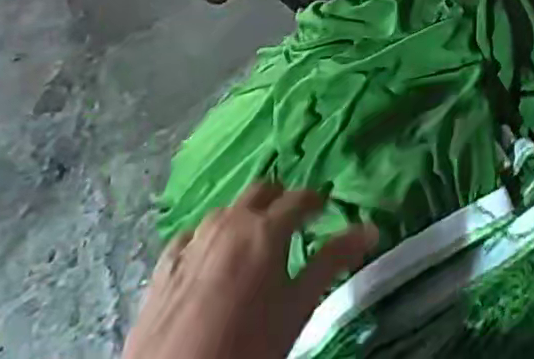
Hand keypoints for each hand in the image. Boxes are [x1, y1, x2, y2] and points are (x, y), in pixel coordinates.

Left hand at [122, 183, 376, 358]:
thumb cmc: (246, 346)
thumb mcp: (296, 308)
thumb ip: (332, 262)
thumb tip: (370, 229)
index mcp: (265, 228)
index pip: (300, 197)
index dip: (316, 201)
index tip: (325, 211)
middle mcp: (228, 224)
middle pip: (261, 190)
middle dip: (280, 199)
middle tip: (294, 222)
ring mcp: (191, 243)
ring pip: (225, 210)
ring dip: (244, 216)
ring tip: (255, 241)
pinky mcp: (162, 269)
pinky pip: (190, 236)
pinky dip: (207, 237)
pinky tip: (210, 257)